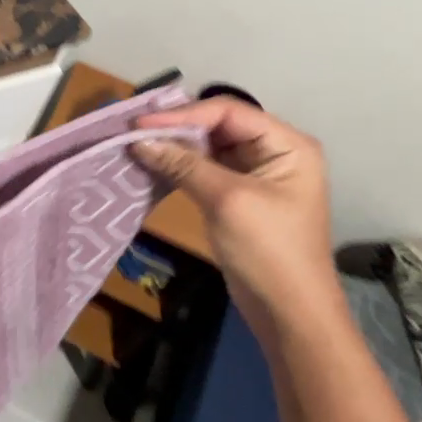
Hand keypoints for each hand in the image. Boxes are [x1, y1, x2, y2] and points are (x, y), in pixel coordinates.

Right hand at [129, 98, 342, 336]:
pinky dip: (179, 165)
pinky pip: (204, 168)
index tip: (139, 125)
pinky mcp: (238, 195)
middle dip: (176, 127)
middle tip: (132, 131)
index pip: (228, 111)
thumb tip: (139, 140)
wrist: (288, 311)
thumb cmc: (268, 250)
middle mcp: (274, 151)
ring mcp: (256, 174)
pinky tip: (152, 165)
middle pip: (218, 125)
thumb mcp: (226, 200)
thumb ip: (183, 165)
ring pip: (208, 146)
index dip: (182, 114)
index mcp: (286, 145)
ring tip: (136, 145)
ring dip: (174, 146)